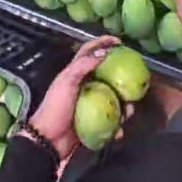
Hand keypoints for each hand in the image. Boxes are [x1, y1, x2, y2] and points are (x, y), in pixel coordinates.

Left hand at [27, 36, 118, 160]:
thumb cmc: (56, 107)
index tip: (118, 41)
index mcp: (74, 73)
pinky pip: (110, 121)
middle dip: (120, 78)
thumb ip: (83, 66)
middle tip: (132, 82)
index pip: (89, 51)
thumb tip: (103, 53)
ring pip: (112, 99)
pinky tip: (120, 131)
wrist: (49, 140)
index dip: (101, 43)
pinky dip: (117, 125)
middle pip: (106, 75)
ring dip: (123, 105)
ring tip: (129, 110)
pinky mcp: (93, 121)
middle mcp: (84, 85)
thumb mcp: (66, 82)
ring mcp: (89, 104)